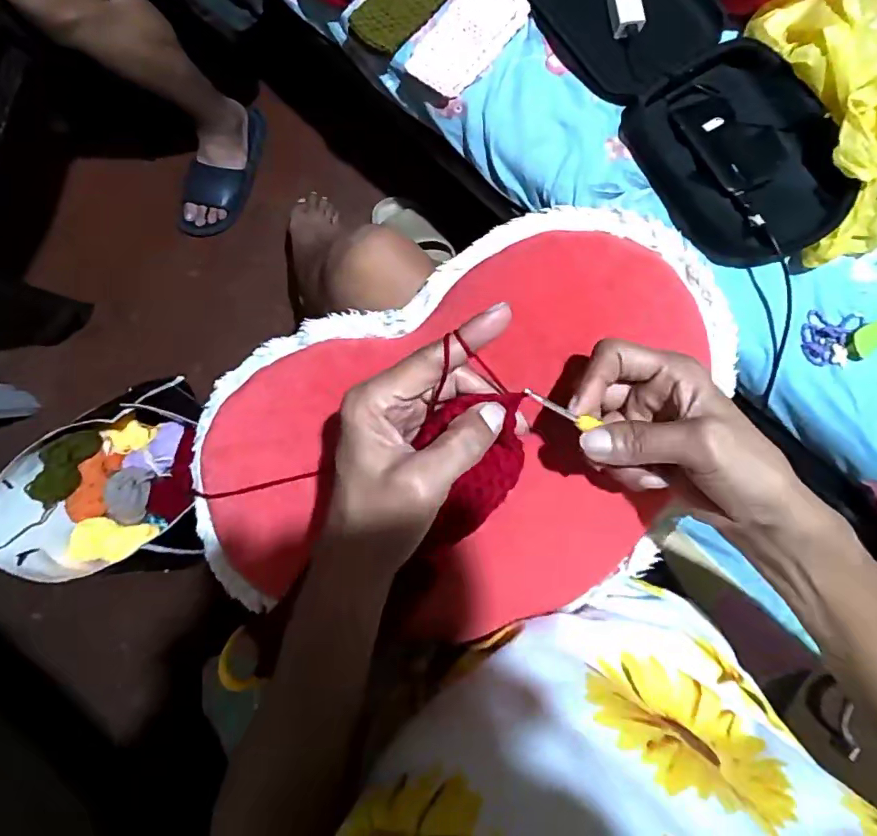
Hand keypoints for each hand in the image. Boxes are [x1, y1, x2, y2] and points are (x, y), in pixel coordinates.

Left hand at [322, 304, 513, 575]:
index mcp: (375, 401)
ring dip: (480, 407)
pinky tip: (494, 431)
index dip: (470, 336)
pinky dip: (470, 422)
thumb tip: (497, 412)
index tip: (503, 312)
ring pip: (447, 395)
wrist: (357, 564)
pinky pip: (444, 415)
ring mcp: (393, 416)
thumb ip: (463, 441)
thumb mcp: (425, 482)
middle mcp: (382, 400)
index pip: (430, 360)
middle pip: (442, 377)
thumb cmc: (381, 522)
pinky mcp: (404, 434)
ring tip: (513, 428)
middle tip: (518, 417)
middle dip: (482, 390)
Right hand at [568, 339, 836, 542]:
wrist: (764, 517)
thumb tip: (585, 442)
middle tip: (608, 460)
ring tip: (648, 476)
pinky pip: (611, 455)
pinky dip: (624, 472)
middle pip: (599, 395)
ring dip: (615, 458)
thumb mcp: (698, 446)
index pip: (614, 356)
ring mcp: (645, 422)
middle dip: (599, 429)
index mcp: (671, 372)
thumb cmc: (745, 466)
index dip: (592, 379)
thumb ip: (640, 441)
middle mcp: (652, 390)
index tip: (580, 417)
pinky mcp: (642, 451)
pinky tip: (655, 483)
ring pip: (601, 430)